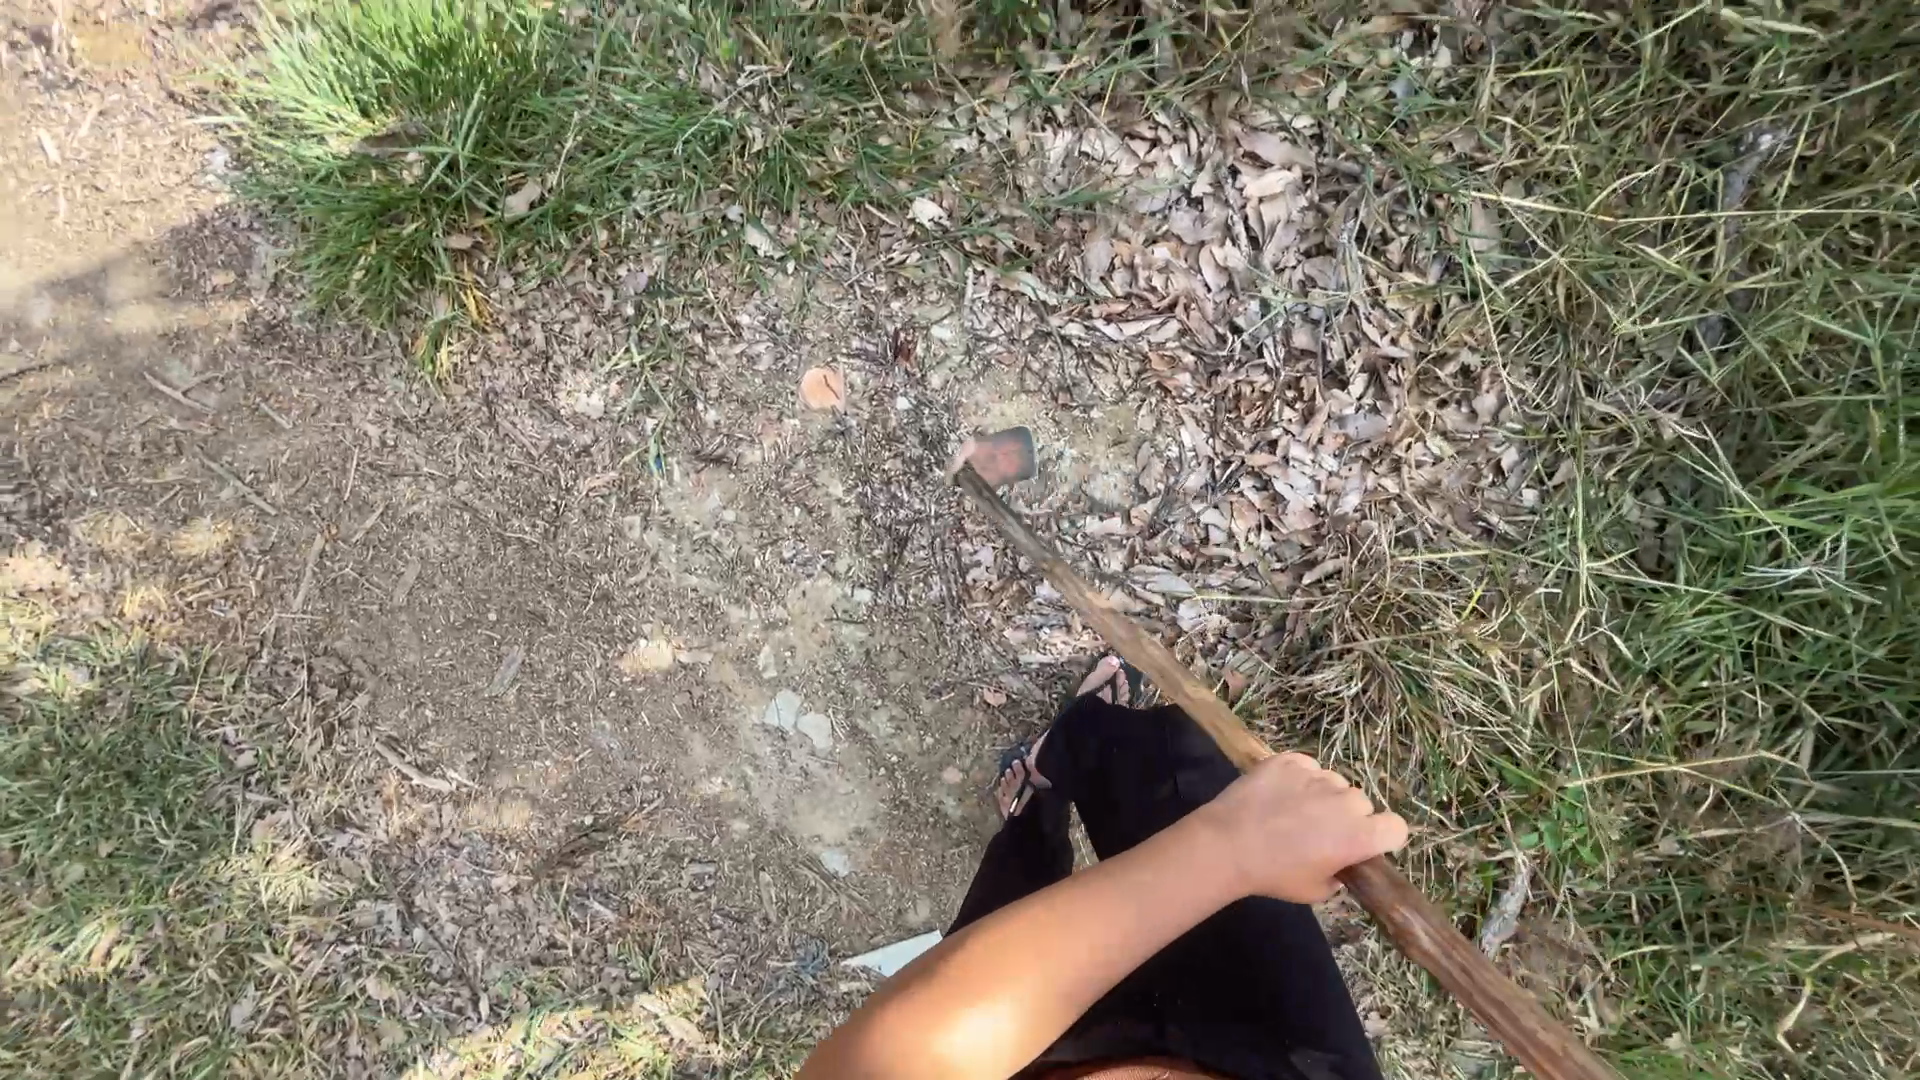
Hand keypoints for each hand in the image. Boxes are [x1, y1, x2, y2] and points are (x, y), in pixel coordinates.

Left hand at [1194, 752, 1409, 902]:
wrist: (1228, 843)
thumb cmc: (1274, 873)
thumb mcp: (1317, 889)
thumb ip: (1340, 872)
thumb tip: (1340, 861)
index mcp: (1360, 836)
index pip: (1396, 827)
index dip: (1381, 835)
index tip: (1363, 841)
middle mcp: (1345, 801)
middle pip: (1361, 803)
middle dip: (1347, 814)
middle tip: (1320, 828)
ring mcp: (1315, 776)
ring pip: (1333, 781)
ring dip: (1322, 793)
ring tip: (1294, 808)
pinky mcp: (1288, 760)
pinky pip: (1306, 765)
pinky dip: (1298, 776)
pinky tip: (1280, 791)